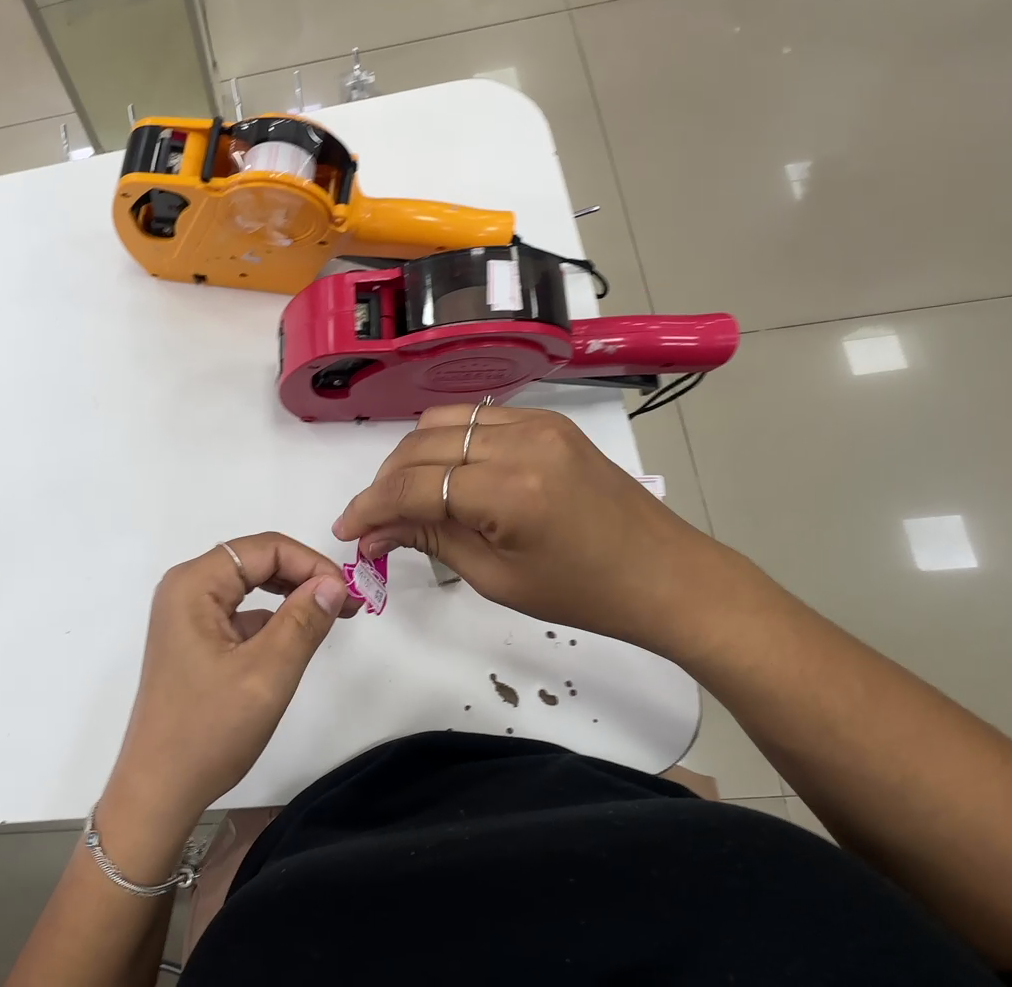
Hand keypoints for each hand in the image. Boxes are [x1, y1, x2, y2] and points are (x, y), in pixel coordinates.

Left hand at [105, 533, 353, 831]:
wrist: (159, 788)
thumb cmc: (209, 730)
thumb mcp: (266, 674)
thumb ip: (302, 622)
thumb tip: (333, 582)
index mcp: (193, 585)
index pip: (263, 548)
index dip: (310, 563)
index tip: (348, 594)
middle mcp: (185, 590)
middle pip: (254, 561)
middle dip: (303, 576)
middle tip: (348, 605)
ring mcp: (186, 617)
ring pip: (248, 587)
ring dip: (290, 597)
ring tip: (331, 619)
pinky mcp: (193, 642)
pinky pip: (239, 614)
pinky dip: (271, 620)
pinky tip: (295, 641)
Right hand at [331, 405, 734, 647]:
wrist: (667, 575)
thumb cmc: (584, 593)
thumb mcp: (496, 577)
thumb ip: (428, 541)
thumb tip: (372, 534)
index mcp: (510, 491)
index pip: (413, 486)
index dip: (370, 507)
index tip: (345, 530)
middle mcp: (521, 442)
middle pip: (420, 446)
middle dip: (385, 482)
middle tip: (372, 521)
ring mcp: (538, 424)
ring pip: (442, 422)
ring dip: (412, 457)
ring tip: (406, 497)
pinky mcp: (549, 421)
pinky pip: (477, 419)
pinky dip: (448, 441)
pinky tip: (445, 474)